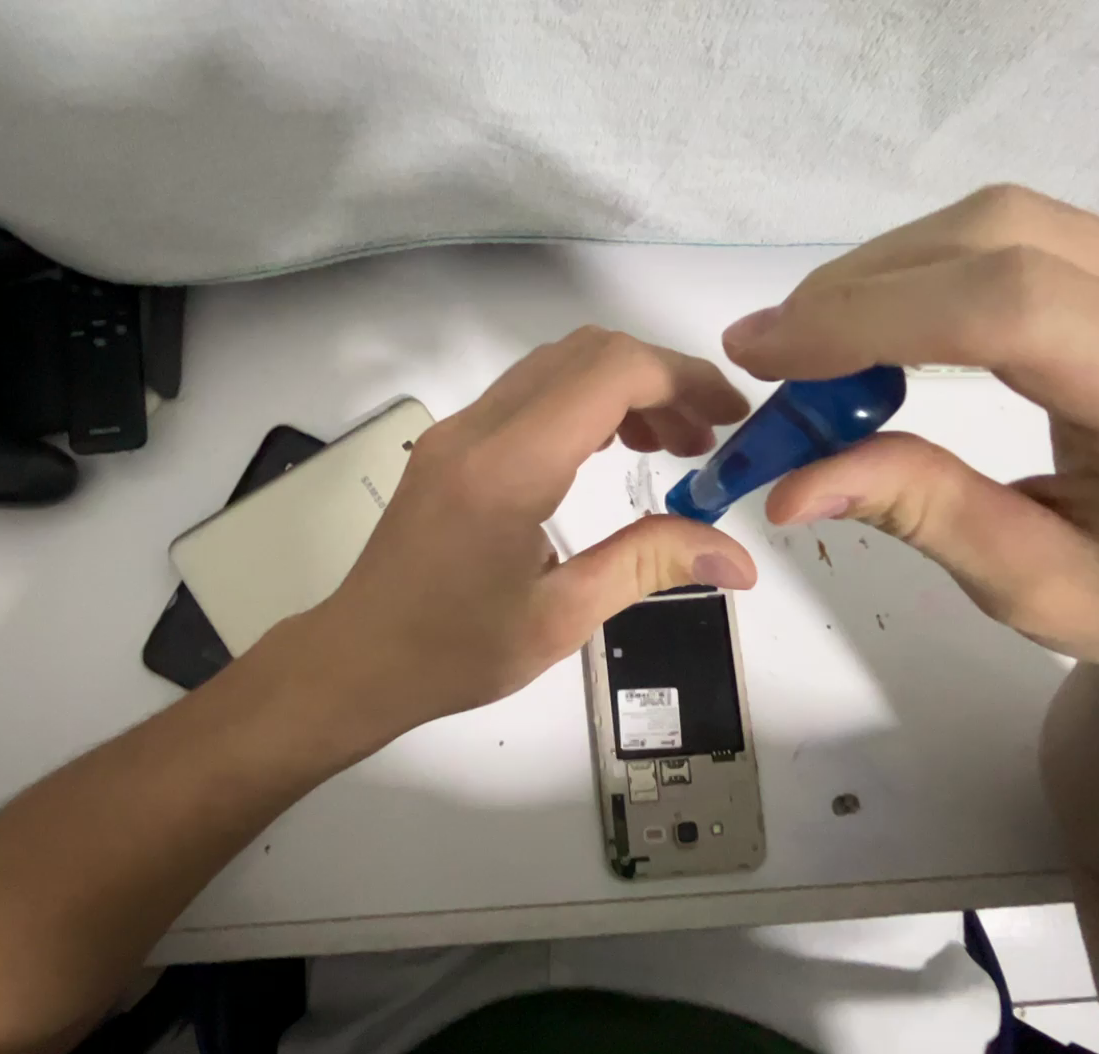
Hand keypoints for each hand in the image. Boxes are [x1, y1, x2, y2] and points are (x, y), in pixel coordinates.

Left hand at [302, 327, 756, 733]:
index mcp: (507, 468)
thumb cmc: (454, 650)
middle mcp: (477, 429)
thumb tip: (738, 559)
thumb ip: (649, 565)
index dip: (683, 379)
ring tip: (667, 446)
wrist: (360, 657)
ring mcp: (455, 431)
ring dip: (621, 388)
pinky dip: (581, 404)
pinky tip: (607, 451)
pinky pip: (527, 394)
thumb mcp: (561, 616)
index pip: (610, 372)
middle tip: (704, 440)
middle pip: (586, 352)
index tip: (730, 418)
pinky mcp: (448, 444)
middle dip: (660, 380)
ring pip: (555, 366)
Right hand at [720, 185, 1098, 732]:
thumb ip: (919, 514)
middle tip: (769, 351)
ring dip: (883, 275)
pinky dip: (920, 277)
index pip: (1020, 311)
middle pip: (1009, 239)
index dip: (872, 317)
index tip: (761, 352)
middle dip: (861, 288)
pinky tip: (877, 330)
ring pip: (1007, 225)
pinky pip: (1020, 242)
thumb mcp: (1029, 589)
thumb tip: (788, 484)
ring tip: (812, 347)